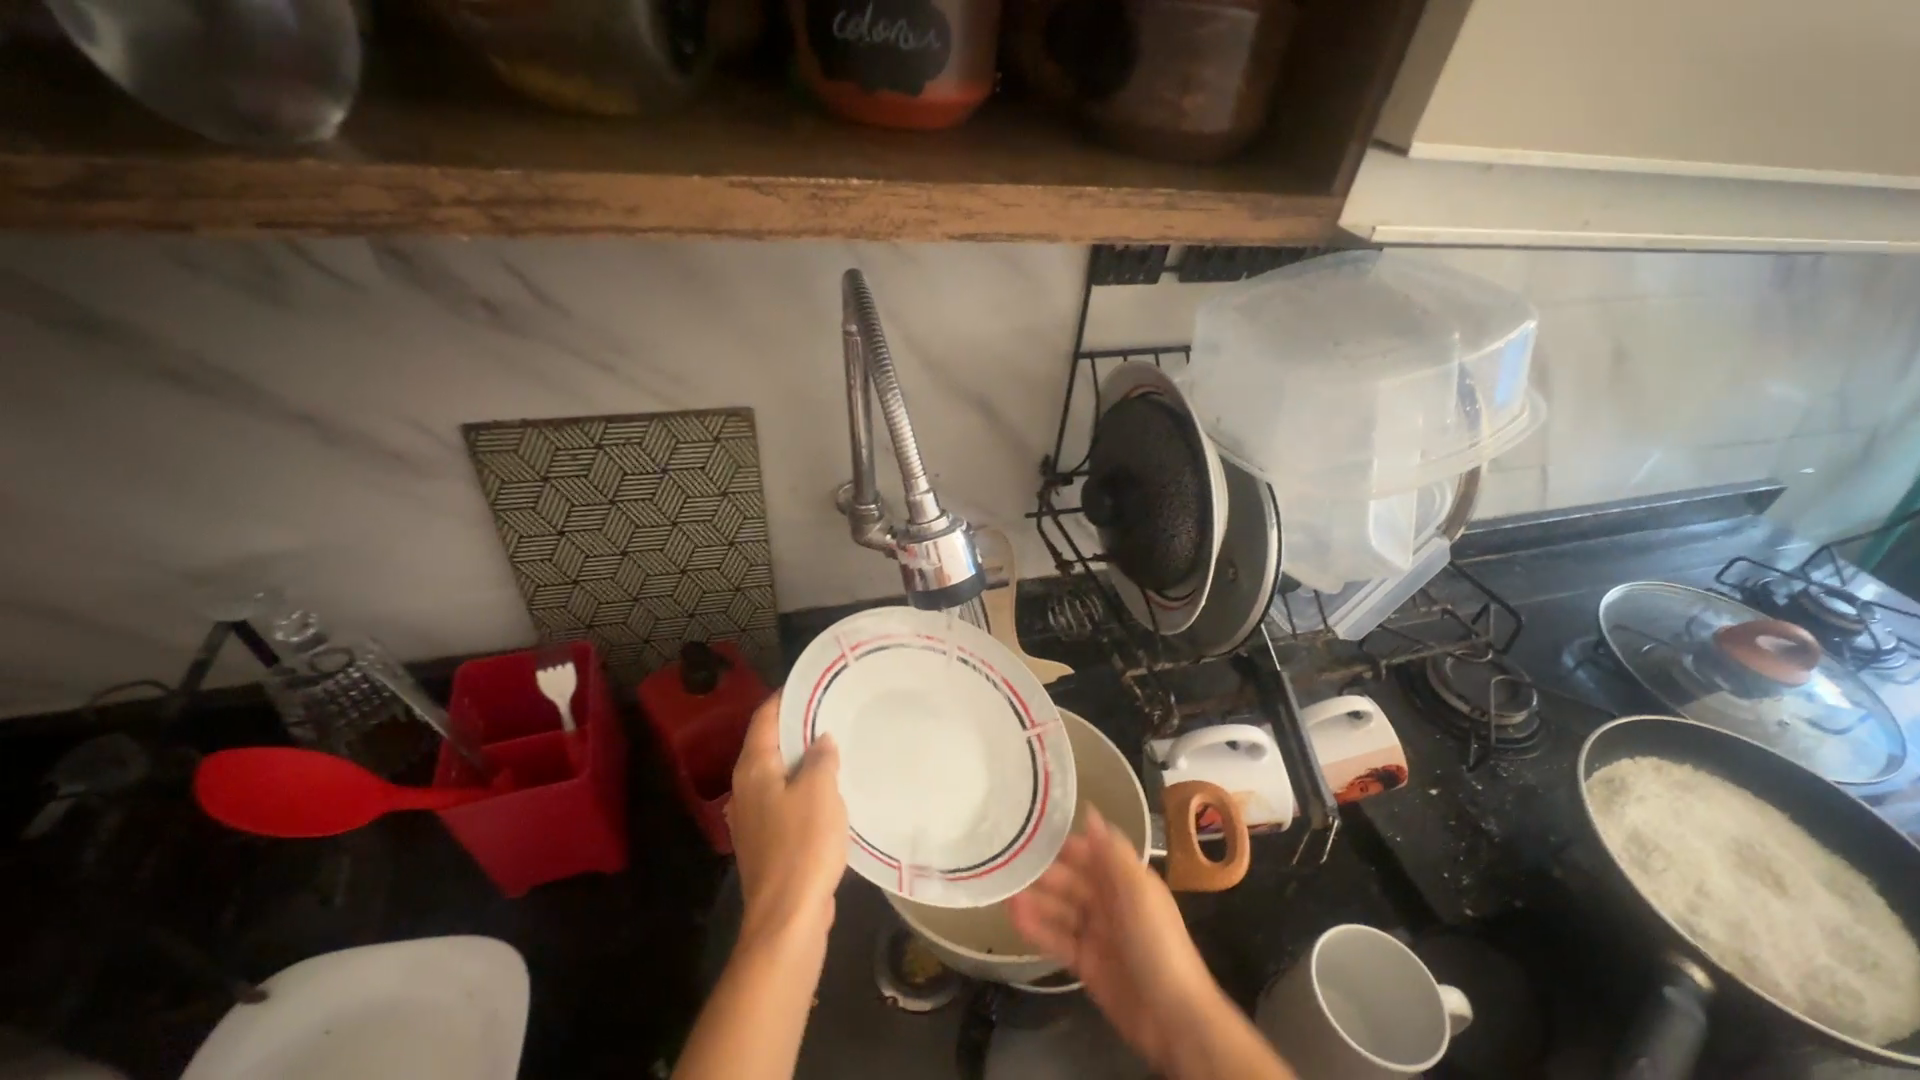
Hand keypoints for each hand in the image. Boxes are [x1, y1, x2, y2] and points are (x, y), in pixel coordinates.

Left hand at [728, 690, 846, 946]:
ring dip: (803, 762)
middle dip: (797, 729)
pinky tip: (830, 793)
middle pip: (768, 746)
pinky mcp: (768, 842)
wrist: (787, 916)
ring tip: (837, 748)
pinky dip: (804, 789)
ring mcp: (754, 818)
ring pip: (778, 776)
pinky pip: (785, 802)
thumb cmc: (802, 846)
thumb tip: (821, 739)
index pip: (763, 719)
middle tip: (833, 713)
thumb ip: (822, 760)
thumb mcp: (820, 793)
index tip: (812, 685)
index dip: (785, 698)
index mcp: (753, 770)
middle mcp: (746, 789)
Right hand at [1007, 808, 1224, 1072]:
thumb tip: (1089, 810)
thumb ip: (1112, 852)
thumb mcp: (1138, 892)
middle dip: (1044, 872)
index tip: (1032, 830)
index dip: (1065, 844)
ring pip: (1061, 910)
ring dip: (1036, 900)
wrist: (1171, 1016)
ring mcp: (1098, 934)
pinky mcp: (1086, 963)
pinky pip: (1057, 940)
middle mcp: (1112, 903)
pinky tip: (1014, 918)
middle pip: (1072, 881)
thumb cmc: (1157, 944)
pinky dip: (1036, 928)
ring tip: (1004, 890)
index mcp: (1128, 881)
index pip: (1092, 854)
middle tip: (1008, 862)